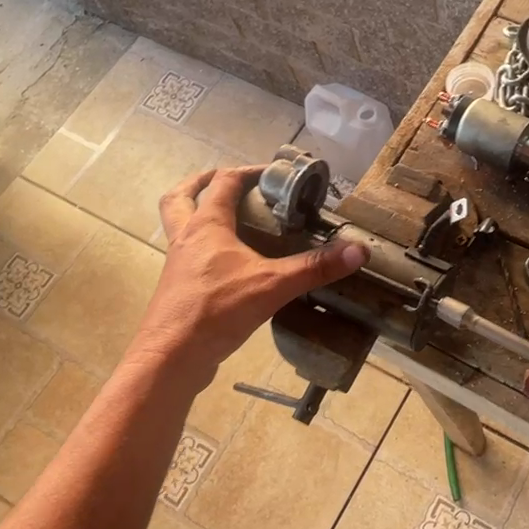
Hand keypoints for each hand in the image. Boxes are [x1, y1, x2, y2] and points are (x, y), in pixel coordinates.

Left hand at [123, 167, 366, 383]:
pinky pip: (186, 256)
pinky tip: (225, 263)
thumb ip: (314, 267)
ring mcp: (177, 265)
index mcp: (207, 226)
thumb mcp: (273, 285)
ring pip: (177, 226)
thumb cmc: (216, 311)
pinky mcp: (177, 289)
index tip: (274, 173)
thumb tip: (358, 251)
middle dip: (201, 183)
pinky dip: (202, 248)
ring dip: (194, 213)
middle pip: (180, 196)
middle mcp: (186, 238)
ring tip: (224, 218)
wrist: (171, 357)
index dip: (249, 172)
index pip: (224, 183)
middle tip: (226, 182)